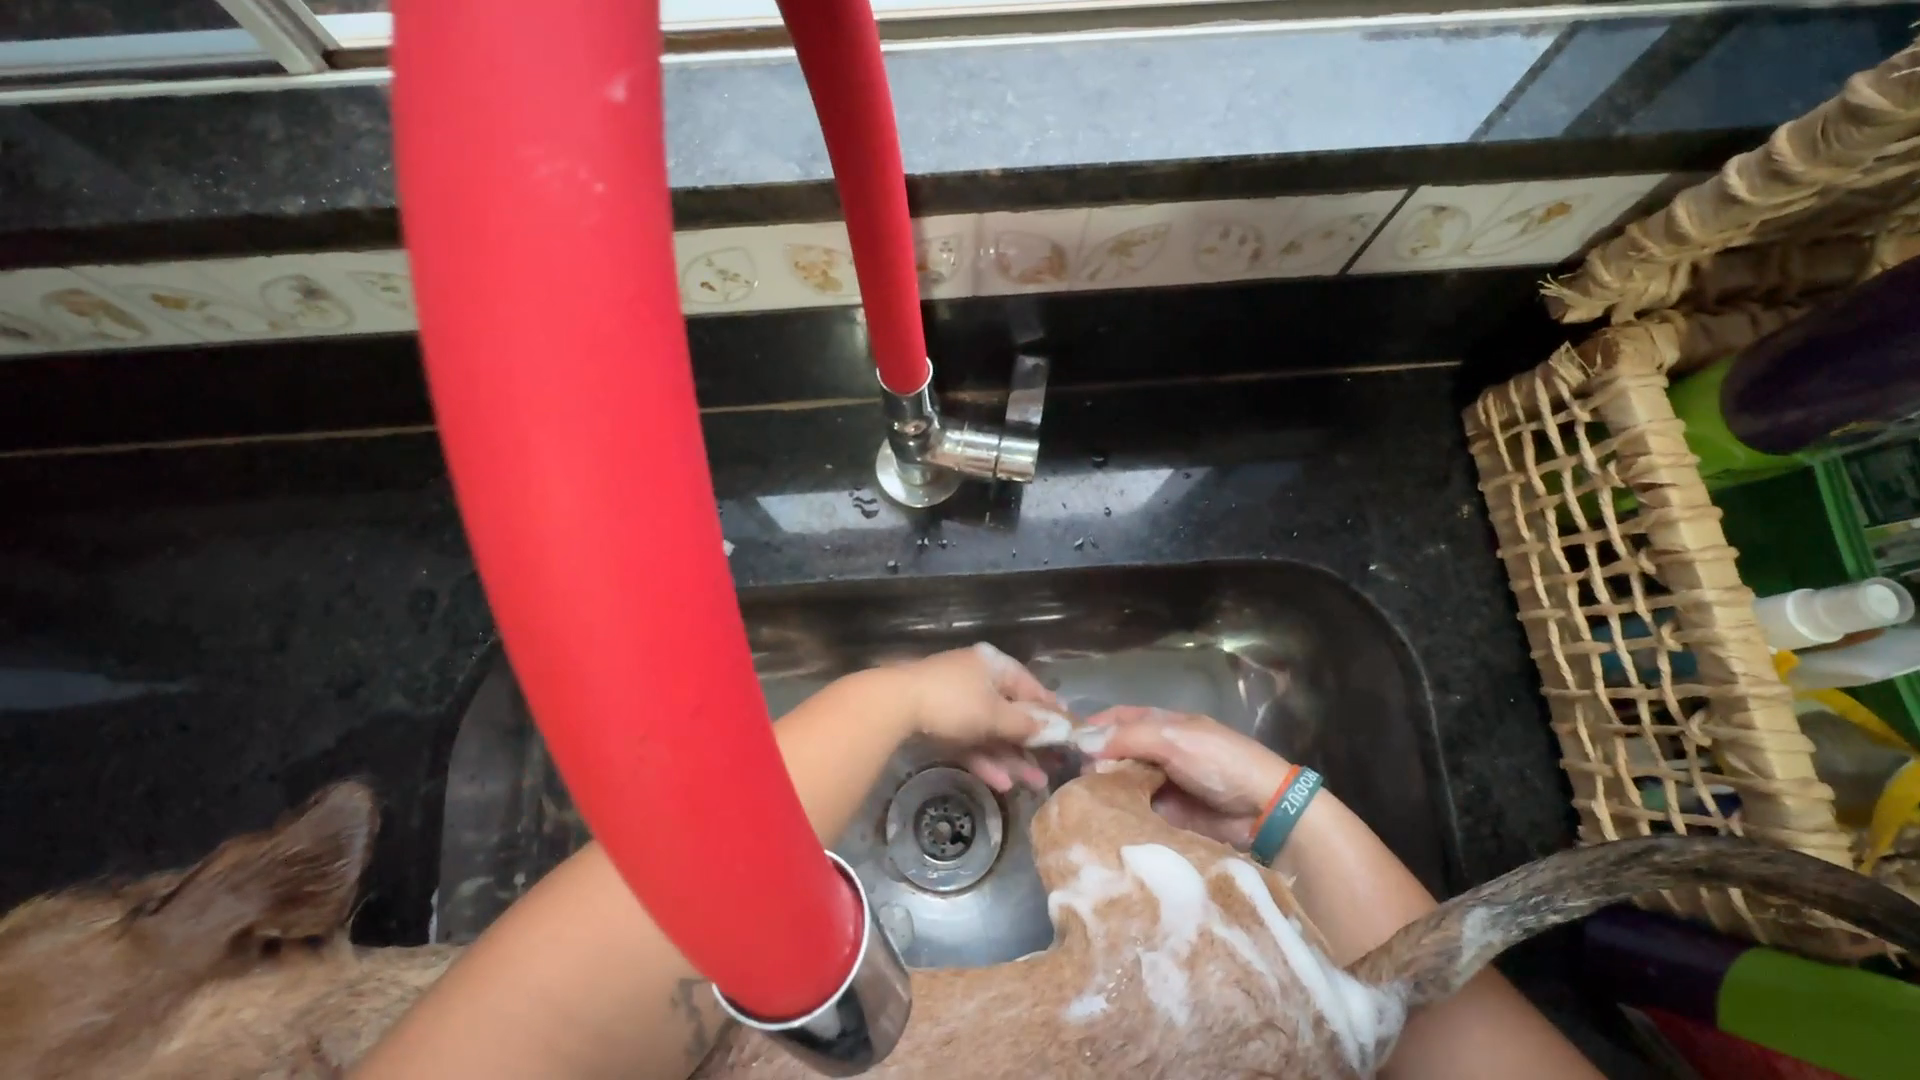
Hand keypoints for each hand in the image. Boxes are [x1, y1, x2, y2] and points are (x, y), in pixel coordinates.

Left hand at [887, 643, 1070, 792]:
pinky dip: (986, 760)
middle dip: (1031, 745)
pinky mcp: (940, 723)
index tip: (1068, 732)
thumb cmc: (953, 702)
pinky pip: (970, 742)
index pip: (1030, 686)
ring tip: (1034, 784)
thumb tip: (1057, 728)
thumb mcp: (995, 714)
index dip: (1050, 711)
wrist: (894, 707)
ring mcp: (957, 703)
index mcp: (993, 666)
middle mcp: (977, 680)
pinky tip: (1002, 784)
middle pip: (1011, 713)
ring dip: (1012, 758)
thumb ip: (1027, 724)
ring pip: (991, 732)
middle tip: (1052, 770)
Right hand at [1082, 706, 1292, 848]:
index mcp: (1164, 725)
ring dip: (1104, 791)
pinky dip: (1120, 815)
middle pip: (1116, 753)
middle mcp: (1160, 752)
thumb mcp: (1174, 740)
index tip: (1064, 743)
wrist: (1265, 811)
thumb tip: (1081, 742)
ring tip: (1076, 803)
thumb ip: (1128, 738)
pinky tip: (1099, 822)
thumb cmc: (1220, 763)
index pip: (1119, 719)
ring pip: (1123, 783)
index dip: (1093, 727)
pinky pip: (1136, 812)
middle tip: (1068, 779)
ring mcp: (1163, 785)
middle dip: (1094, 763)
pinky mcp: (1167, 817)